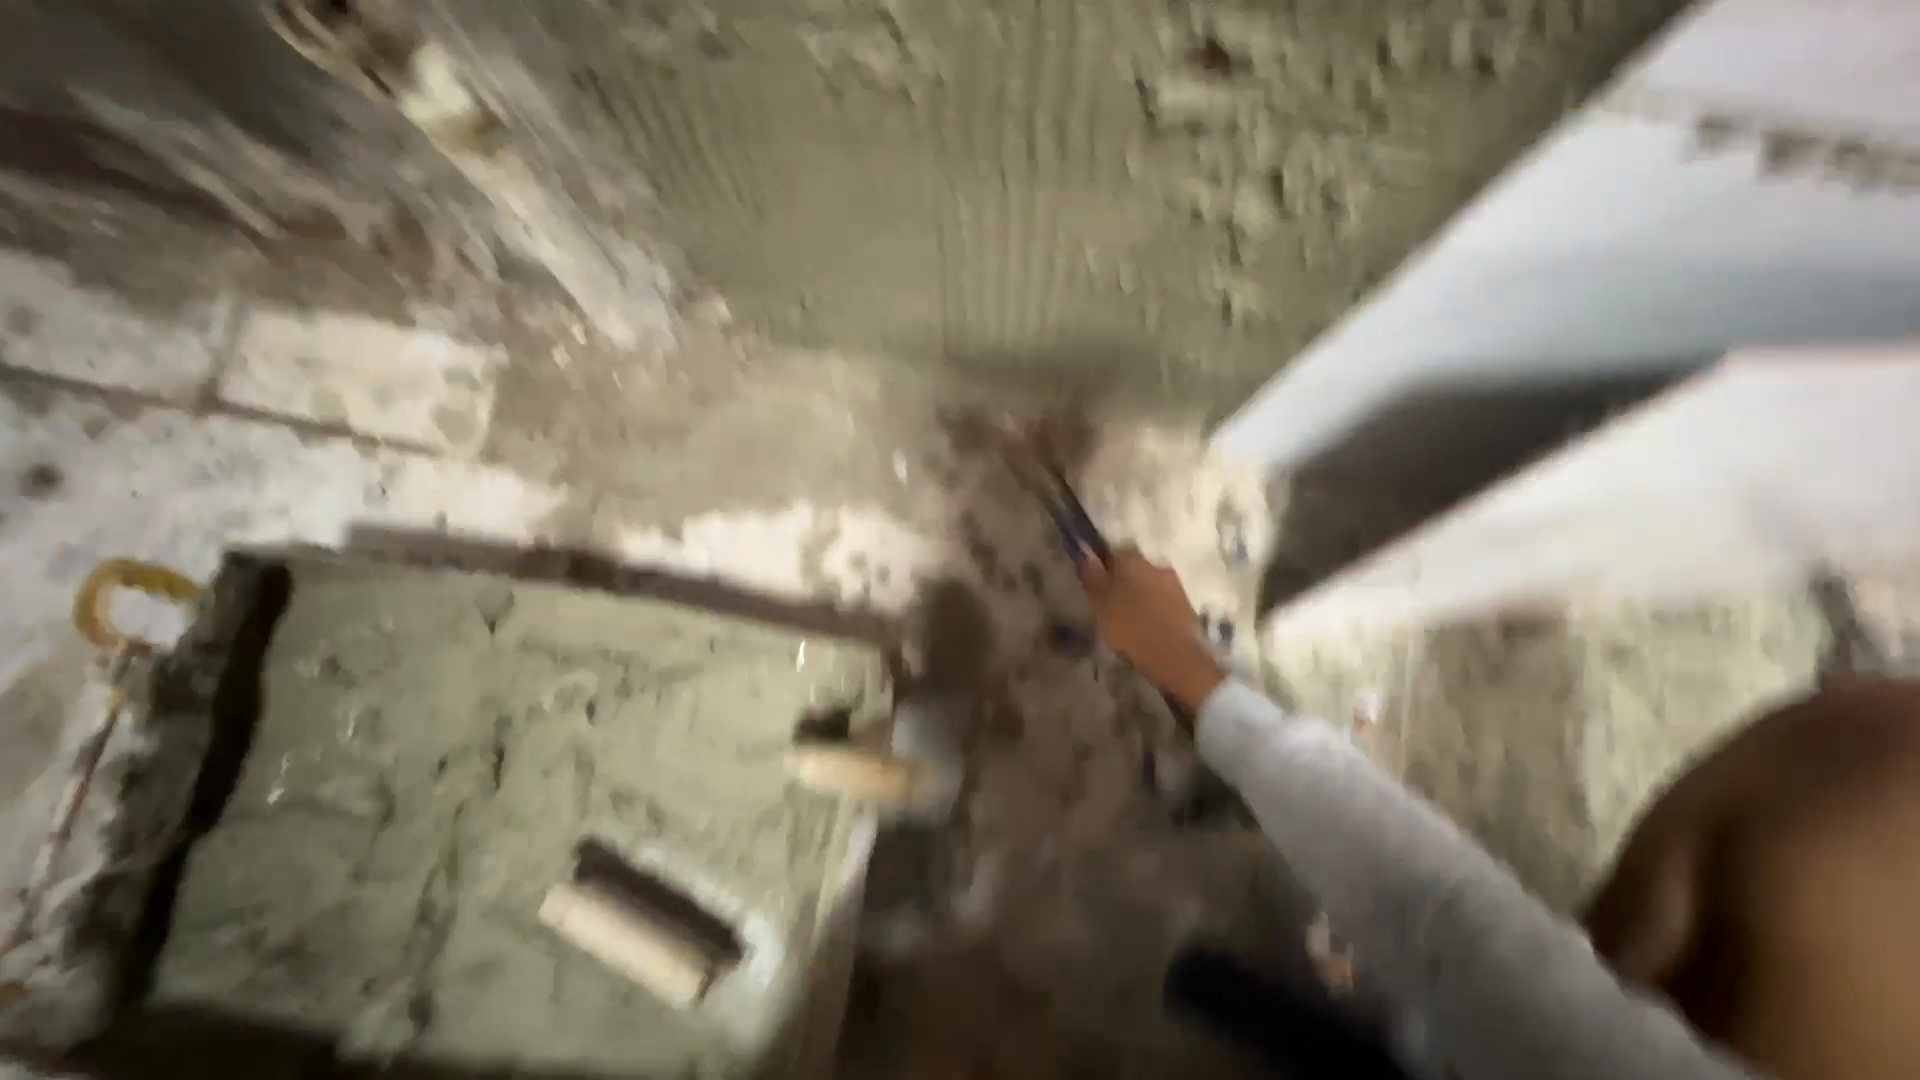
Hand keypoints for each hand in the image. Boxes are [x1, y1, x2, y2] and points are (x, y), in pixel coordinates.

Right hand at [1079, 549, 1227, 712]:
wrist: (1175, 657)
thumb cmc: (1130, 627)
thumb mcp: (1100, 602)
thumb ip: (1091, 574)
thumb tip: (1084, 550)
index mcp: (1132, 559)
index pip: (1111, 551)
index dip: (1100, 565)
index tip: (1093, 583)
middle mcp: (1155, 564)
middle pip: (1132, 567)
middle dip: (1121, 580)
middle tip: (1109, 602)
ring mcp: (1174, 584)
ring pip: (1148, 583)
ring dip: (1138, 594)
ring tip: (1127, 617)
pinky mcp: (1186, 604)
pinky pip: (1161, 599)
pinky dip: (1152, 608)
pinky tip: (1146, 625)